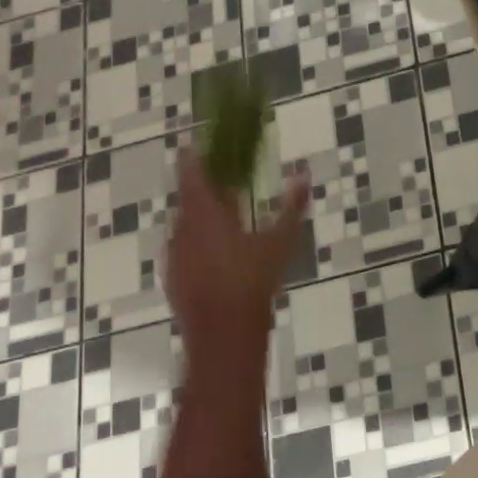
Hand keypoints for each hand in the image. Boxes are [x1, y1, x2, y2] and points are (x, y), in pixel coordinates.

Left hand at [167, 151, 307, 355]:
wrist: (223, 334)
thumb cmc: (254, 281)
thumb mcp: (281, 241)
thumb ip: (292, 206)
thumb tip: (304, 173)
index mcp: (207, 215)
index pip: (193, 175)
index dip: (193, 158)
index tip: (194, 144)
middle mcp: (184, 230)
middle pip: (188, 200)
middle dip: (204, 189)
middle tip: (224, 183)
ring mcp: (175, 255)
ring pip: (185, 225)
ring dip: (201, 217)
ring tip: (226, 219)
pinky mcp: (173, 277)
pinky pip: (184, 248)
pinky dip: (197, 242)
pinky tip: (219, 255)